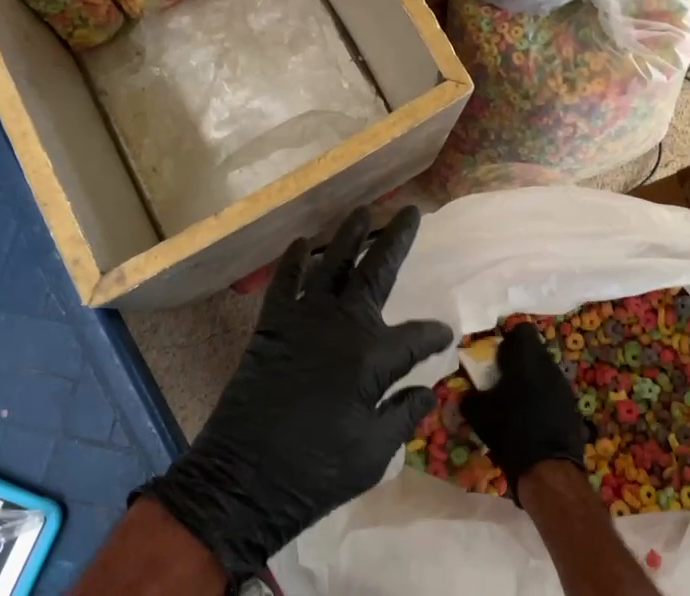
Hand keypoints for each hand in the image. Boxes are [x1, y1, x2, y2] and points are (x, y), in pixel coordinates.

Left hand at [140, 207, 452, 580]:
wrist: (244, 479)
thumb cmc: (316, 473)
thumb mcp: (375, 453)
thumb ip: (404, 414)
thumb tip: (427, 390)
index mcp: (373, 357)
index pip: (417, 336)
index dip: (434, 335)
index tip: (445, 336)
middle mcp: (342, 325)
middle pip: (377, 272)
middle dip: (396, 240)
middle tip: (411, 212)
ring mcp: (304, 320)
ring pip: (333, 264)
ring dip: (349, 235)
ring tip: (363, 210)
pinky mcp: (271, 326)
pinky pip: (285, 282)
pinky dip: (294, 260)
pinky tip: (303, 242)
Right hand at [461, 322, 586, 499]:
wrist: (548, 469)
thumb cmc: (510, 432)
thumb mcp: (480, 415)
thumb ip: (470, 398)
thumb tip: (465, 395)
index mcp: (526, 359)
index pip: (522, 330)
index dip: (508, 340)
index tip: (497, 357)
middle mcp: (548, 366)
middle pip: (534, 351)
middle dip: (519, 361)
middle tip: (502, 380)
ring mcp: (564, 386)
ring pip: (545, 371)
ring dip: (531, 380)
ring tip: (517, 401)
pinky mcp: (572, 406)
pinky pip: (554, 391)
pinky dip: (543, 398)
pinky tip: (533, 418)